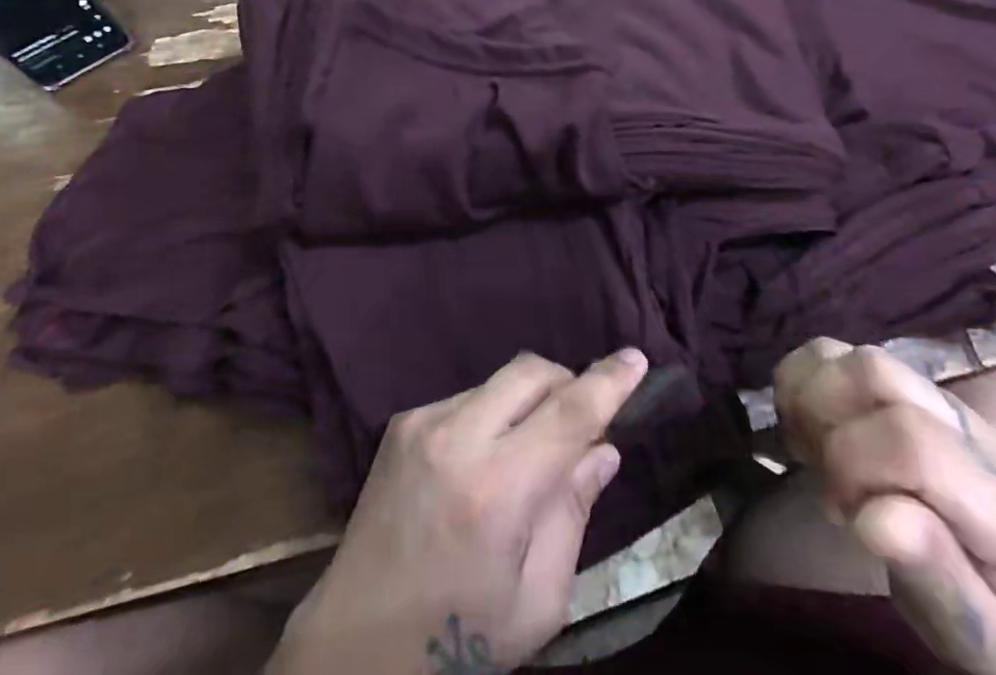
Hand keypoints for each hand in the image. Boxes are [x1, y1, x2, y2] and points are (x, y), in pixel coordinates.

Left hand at [267, 350, 647, 674]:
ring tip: (527, 454)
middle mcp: (455, 437)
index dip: (608, 381)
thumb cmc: (461, 633)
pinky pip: (464, 399)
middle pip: (529, 372)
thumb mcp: (538, 598)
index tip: (636, 358)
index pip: (569, 414)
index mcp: (496, 488)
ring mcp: (420, 423)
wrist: (359, 636)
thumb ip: (572, 512)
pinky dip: (490, 415)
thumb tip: (602, 450)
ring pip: (495, 382)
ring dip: (527, 402)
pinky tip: (483, 461)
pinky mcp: (399, 424)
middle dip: (567, 382)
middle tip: (584, 419)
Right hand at [774, 339, 995, 674]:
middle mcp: (988, 436)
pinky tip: (814, 429)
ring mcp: (949, 400)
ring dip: (813, 402)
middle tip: (834, 483)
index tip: (850, 516)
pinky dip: (800, 383)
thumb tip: (879, 518)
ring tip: (823, 451)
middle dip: (830, 431)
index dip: (853, 466)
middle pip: (873, 372)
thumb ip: (942, 588)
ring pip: (850, 354)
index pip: (911, 441)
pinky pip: (827, 352)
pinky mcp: (909, 382)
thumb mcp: (989, 642)